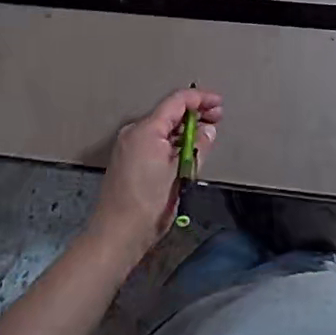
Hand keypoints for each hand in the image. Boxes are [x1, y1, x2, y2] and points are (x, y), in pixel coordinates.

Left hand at [86, 88, 222, 261]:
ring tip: (205, 135)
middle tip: (217, 118)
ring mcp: (128, 144)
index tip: (219, 103)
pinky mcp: (127, 158)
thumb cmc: (149, 205)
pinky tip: (185, 150)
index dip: (200, 99)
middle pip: (168, 112)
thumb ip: (197, 146)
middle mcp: (134, 131)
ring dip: (184, 128)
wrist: (116, 235)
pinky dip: (171, 140)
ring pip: (161, 127)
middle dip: (194, 113)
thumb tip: (208, 129)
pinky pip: (153, 140)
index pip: (177, 101)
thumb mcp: (180, 173)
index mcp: (146, 129)